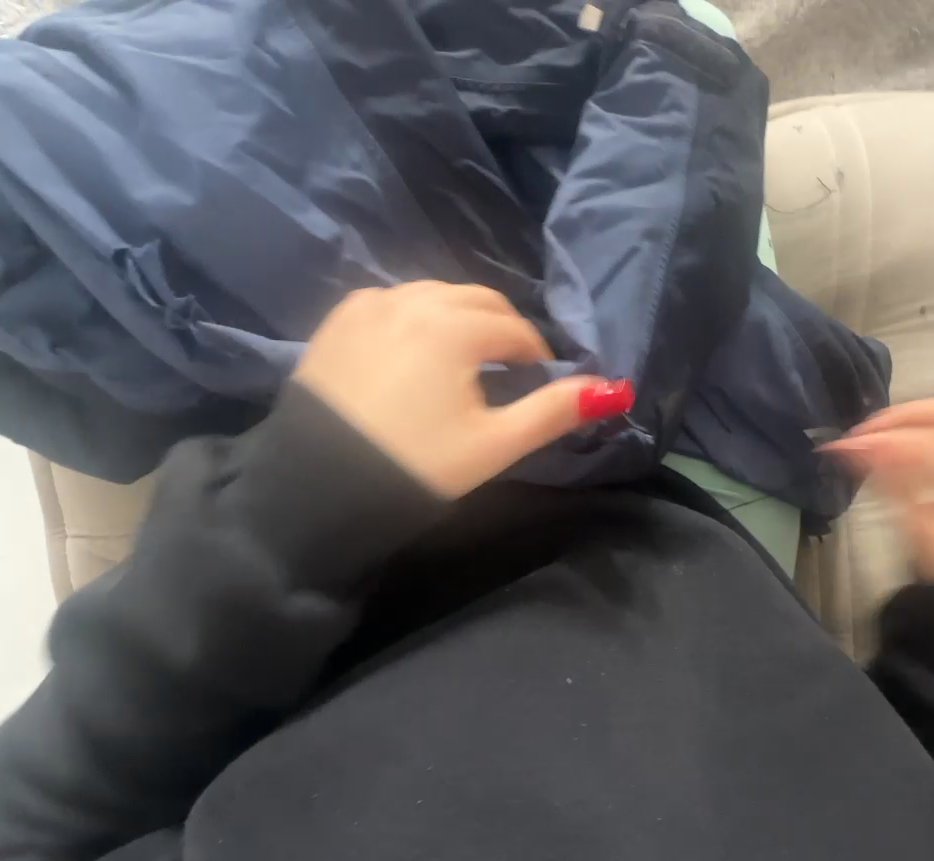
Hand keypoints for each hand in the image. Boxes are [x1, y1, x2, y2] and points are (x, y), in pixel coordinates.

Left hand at [291, 283, 630, 498]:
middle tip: (504, 370)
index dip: (533, 357)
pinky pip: (389, 305)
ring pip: (430, 297)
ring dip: (455, 320)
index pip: (514, 330)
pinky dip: (411, 320)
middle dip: (498, 330)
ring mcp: (366, 307)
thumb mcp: (493, 446)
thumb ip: (553, 412)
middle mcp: (410, 299)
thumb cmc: (416, 467)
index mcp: (454, 324)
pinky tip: (409, 355)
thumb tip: (615, 389)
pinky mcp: (334, 324)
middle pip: (474, 301)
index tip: (535, 385)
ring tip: (459, 363)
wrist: (317, 489)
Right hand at [825, 397, 933, 582]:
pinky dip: (927, 422)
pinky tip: (900, 434)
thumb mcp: (921, 533)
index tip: (851, 447)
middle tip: (865, 431)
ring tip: (877, 430)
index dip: (893, 442)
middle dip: (907, 416)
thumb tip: (862, 451)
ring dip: (915, 415)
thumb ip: (897, 487)